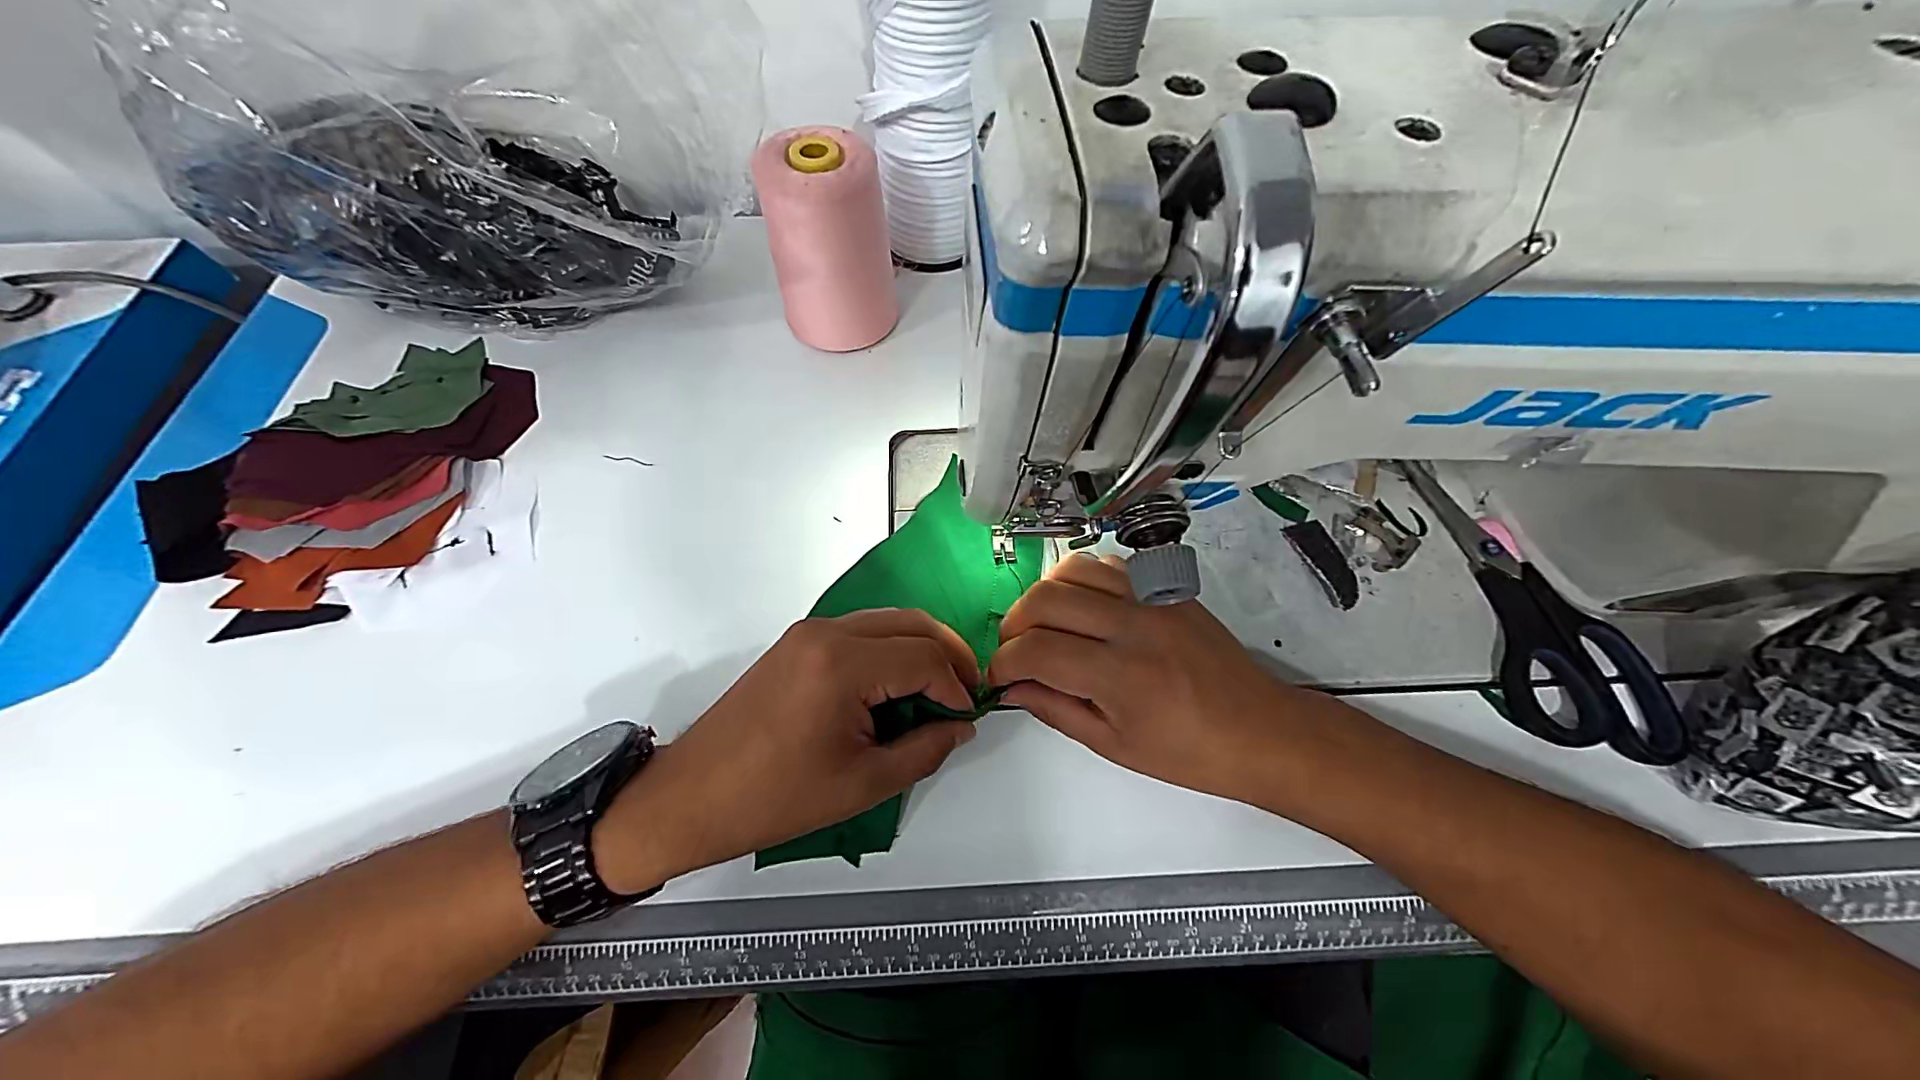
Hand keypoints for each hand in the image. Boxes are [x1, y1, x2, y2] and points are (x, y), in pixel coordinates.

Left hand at [591, 610, 979, 892]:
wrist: (693, 797)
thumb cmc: (775, 797)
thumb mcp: (864, 783)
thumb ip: (925, 750)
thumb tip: (958, 727)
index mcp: (842, 664)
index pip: (923, 657)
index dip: (955, 686)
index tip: (966, 716)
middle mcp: (826, 633)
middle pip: (911, 624)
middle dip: (947, 655)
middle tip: (964, 692)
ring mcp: (808, 633)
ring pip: (887, 622)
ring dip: (919, 649)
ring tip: (937, 691)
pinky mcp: (797, 643)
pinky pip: (860, 632)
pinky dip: (889, 651)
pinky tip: (897, 686)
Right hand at [988, 553, 1333, 806]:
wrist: (1260, 730)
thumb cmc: (1190, 752)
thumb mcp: (1113, 745)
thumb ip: (1054, 709)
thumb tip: (1011, 687)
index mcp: (1121, 677)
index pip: (1035, 652)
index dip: (1003, 664)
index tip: (999, 678)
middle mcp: (1134, 626)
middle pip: (1044, 600)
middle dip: (1013, 626)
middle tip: (1016, 652)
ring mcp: (1152, 598)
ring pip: (1071, 570)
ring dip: (1042, 596)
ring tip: (1044, 626)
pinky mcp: (1166, 586)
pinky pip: (1107, 564)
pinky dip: (1080, 580)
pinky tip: (1081, 608)